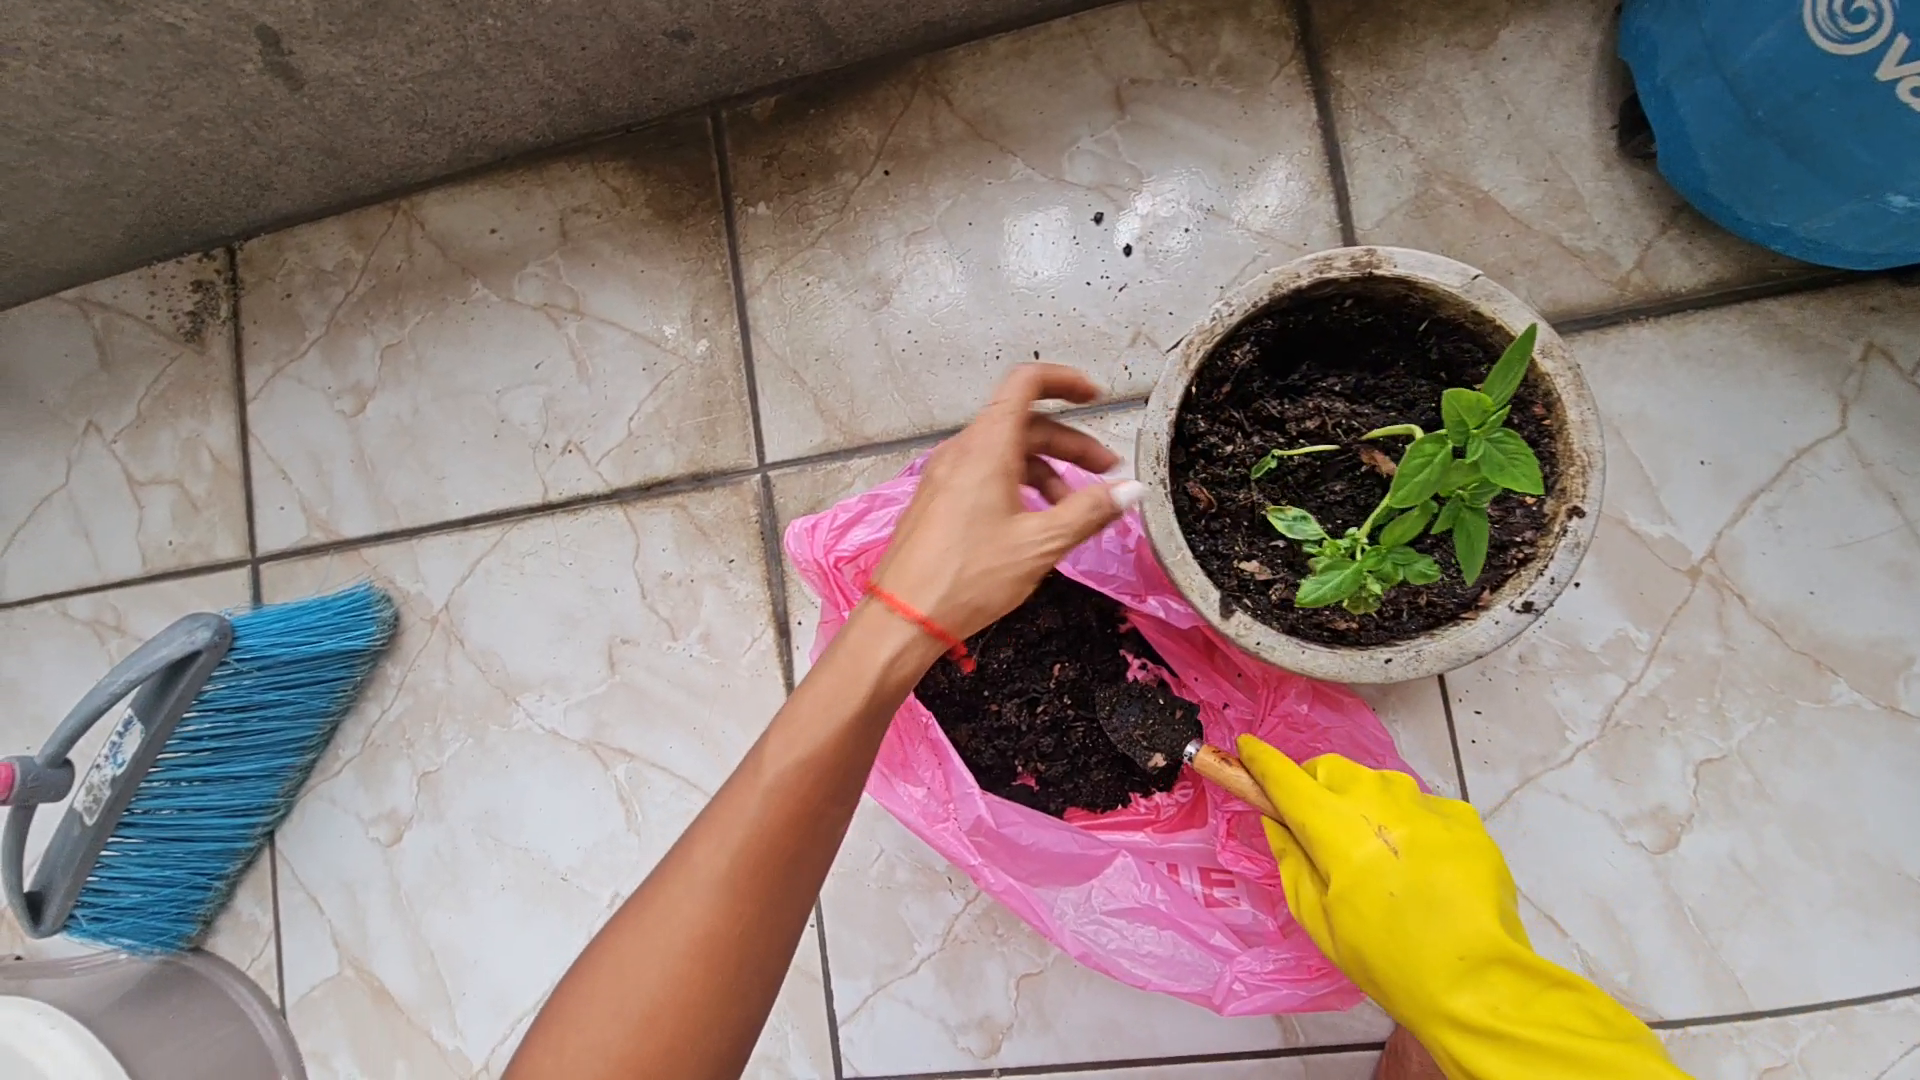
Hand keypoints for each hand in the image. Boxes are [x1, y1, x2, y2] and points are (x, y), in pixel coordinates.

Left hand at [872, 364, 1142, 640]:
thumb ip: (1089, 512)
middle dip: (1070, 445)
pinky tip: (1034, 521)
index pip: (1027, 383)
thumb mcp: (1040, 544)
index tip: (1094, 396)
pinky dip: (1018, 486)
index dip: (1065, 381)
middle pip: (1025, 425)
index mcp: (987, 448)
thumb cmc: (966, 578)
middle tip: (1105, 472)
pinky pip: (986, 475)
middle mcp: (963, 452)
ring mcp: (946, 475)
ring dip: (1046, 472)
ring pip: (1006, 454)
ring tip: (1072, 509)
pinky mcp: (939, 499)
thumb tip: (1130, 491)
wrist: (903, 616)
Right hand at [1235, 737, 1528, 1023]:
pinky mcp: (1463, 819)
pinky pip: (1422, 807)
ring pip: (1378, 783)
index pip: (1283, 775)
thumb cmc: (1386, 958)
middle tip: (1321, 826)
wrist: (1481, 986)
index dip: (1260, 759)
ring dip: (1365, 803)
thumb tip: (1279, 822)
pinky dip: (1411, 824)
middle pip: (1330, 768)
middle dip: (1316, 784)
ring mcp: (1423, 805)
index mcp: (1333, 823)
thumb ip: (1290, 858)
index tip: (1247, 747)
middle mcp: (1376, 799)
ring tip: (1379, 852)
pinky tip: (1423, 866)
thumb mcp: (1315, 916)